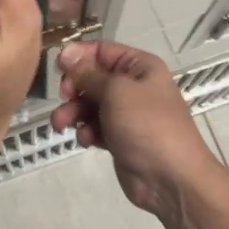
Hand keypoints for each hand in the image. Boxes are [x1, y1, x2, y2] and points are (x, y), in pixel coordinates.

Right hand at [51, 39, 226, 215]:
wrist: (171, 178)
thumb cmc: (147, 125)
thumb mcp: (116, 91)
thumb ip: (88, 73)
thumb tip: (65, 52)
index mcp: (140, 67)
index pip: (102, 50)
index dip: (78, 56)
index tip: (57, 67)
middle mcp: (134, 86)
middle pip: (93, 77)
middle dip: (74, 87)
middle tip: (64, 97)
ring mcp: (128, 114)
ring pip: (91, 104)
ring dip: (74, 111)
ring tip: (60, 124)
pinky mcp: (121, 138)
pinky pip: (96, 127)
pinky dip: (87, 130)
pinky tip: (86, 139)